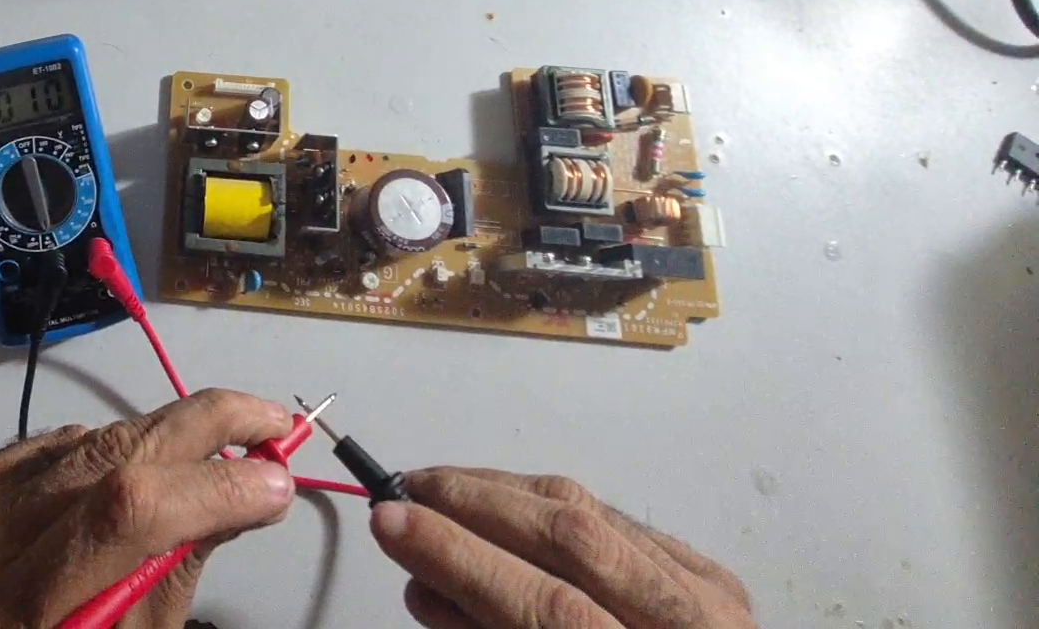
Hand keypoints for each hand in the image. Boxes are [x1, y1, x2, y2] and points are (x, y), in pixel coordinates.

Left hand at [0, 389, 296, 628]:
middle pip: (109, 453)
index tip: (279, 480)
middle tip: (271, 421)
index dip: (210, 488)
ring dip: (165, 437)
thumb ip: (173, 575)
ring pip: (90, 440)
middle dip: (203, 425)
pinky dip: (110, 449)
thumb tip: (245, 492)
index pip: (127, 513)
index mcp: (15, 606)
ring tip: (220, 442)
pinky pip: (57, 444)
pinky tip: (141, 461)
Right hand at [372, 467, 755, 628]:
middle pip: (570, 540)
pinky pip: (602, 508)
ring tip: (429, 487)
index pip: (549, 611)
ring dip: (490, 490)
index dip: (458, 557)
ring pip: (585, 507)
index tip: (385, 520)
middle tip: (400, 491)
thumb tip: (419, 576)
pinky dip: (531, 496)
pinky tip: (486, 495)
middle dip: (470, 505)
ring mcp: (712, 598)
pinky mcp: (709, 573)